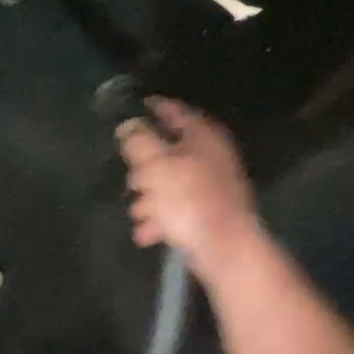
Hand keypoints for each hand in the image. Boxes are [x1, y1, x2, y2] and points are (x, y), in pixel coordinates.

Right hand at [117, 98, 264, 277]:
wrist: (225, 247)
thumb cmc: (189, 199)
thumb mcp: (156, 164)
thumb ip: (138, 140)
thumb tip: (128, 124)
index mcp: (202, 136)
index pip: (175, 112)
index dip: (153, 107)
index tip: (136, 106)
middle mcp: (210, 156)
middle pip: (169, 152)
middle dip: (144, 168)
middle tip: (131, 177)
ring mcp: (212, 187)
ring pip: (170, 184)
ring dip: (149, 199)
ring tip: (138, 213)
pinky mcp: (209, 214)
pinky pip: (178, 210)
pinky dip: (161, 218)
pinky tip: (148, 233)